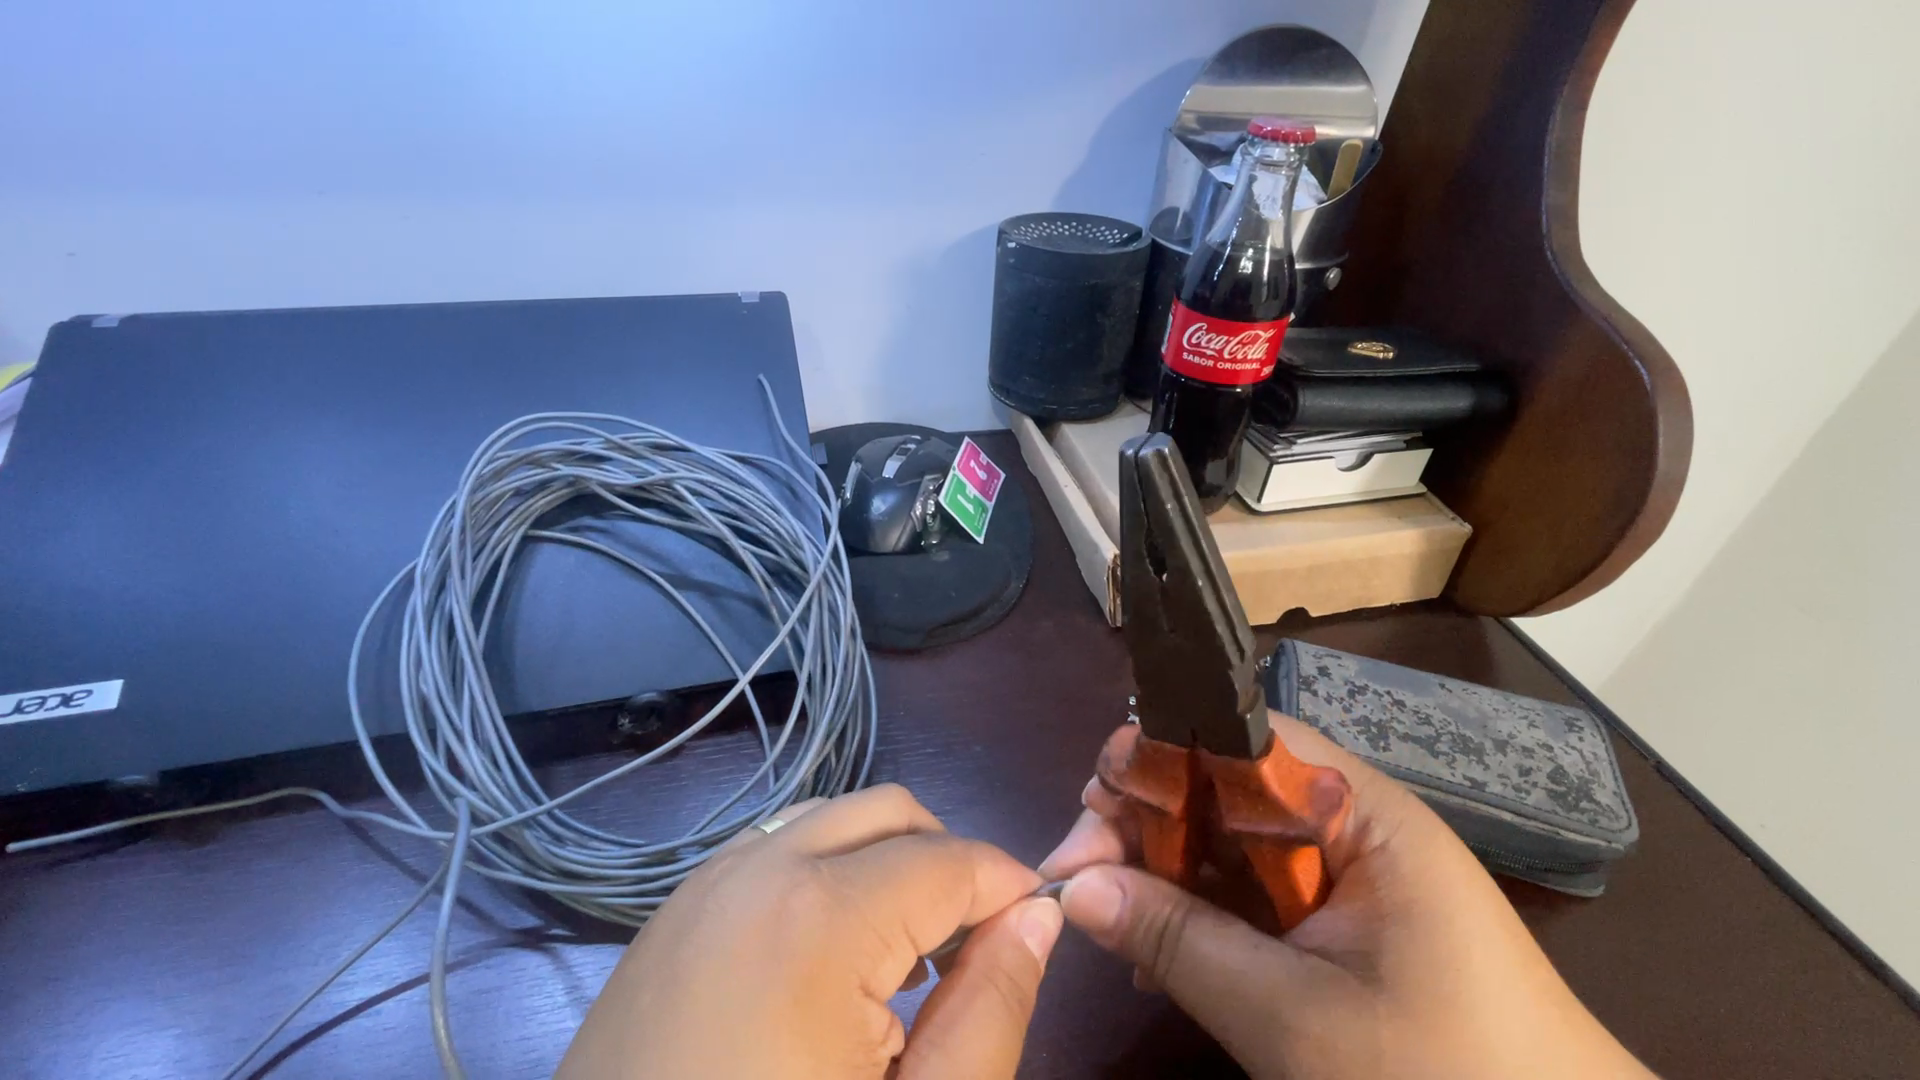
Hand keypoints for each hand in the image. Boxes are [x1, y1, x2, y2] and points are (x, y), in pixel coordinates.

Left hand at [557, 784, 1061, 1079]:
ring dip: (886, 860)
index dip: (1009, 887)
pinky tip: (826, 957)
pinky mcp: (673, 911)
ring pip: (831, 818)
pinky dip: (824, 870)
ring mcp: (705, 883)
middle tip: (970, 950)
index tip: (1036, 930)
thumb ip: (991, 1009)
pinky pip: (773, 847)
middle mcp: (758, 869)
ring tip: (902, 957)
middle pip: (891, 812)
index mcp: (820, 917)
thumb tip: (1039, 916)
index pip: (951, 859)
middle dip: (948, 861)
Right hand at [1040, 712, 1654, 1079]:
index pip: (1242, 739)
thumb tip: (1075, 887)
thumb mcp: (1294, 1019)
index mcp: (1362, 811)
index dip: (1160, 754)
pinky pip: (1251, 892)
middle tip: (1077, 871)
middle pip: (1225, 787)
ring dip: (1161, 869)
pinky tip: (1152, 953)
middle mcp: (1351, 822)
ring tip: (1101, 913)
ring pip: (1229, 842)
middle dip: (1144, 820)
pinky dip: (1196, 912)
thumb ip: (1179, 941)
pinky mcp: (1341, 920)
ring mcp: (1347, 873)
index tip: (1092, 798)